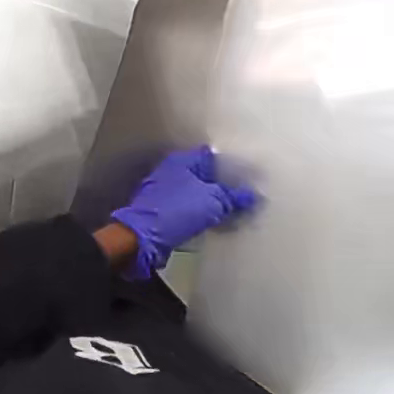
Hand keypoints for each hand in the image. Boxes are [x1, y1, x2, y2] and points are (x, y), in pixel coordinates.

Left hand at [108, 146, 258, 279]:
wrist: (142, 238)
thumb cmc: (177, 211)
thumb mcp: (213, 202)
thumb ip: (234, 198)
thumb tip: (251, 196)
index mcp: (180, 161)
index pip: (211, 155)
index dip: (231, 165)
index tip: (248, 176)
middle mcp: (169, 172)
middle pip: (203, 176)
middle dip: (223, 185)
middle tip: (245, 196)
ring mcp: (163, 192)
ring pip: (195, 194)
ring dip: (211, 202)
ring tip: (235, 211)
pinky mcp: (160, 212)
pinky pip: (187, 210)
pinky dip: (199, 214)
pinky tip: (214, 222)